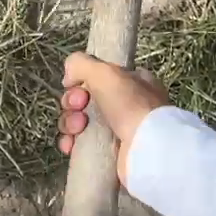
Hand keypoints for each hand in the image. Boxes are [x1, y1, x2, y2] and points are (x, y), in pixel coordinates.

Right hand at [57, 52, 168, 184]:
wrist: (147, 150)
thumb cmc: (131, 106)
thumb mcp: (106, 73)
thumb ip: (81, 64)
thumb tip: (68, 77)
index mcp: (131, 82)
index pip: (97, 76)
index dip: (81, 80)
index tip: (76, 85)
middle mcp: (124, 105)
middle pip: (83, 98)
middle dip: (72, 102)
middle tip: (79, 107)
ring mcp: (115, 130)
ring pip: (78, 121)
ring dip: (69, 122)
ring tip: (77, 128)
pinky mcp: (107, 151)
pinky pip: (79, 143)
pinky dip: (70, 142)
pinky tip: (70, 145)